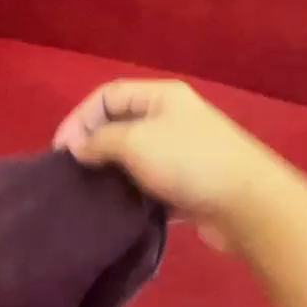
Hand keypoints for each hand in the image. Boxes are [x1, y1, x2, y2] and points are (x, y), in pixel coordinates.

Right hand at [52, 79, 292, 249]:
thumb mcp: (135, 143)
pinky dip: (131, 196)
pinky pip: (148, 187)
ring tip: (88, 194)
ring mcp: (181, 155)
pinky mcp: (186, 188)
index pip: (108, 96)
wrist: (245, 204)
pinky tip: (116, 211)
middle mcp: (171, 121)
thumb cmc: (189, 162)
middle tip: (71, 174)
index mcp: (161, 98)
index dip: (79, 118)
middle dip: (92, 147)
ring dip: (110, 175)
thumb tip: (76, 148)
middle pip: (119, 126)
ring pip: (133, 160)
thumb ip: (99, 142)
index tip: (62, 152)